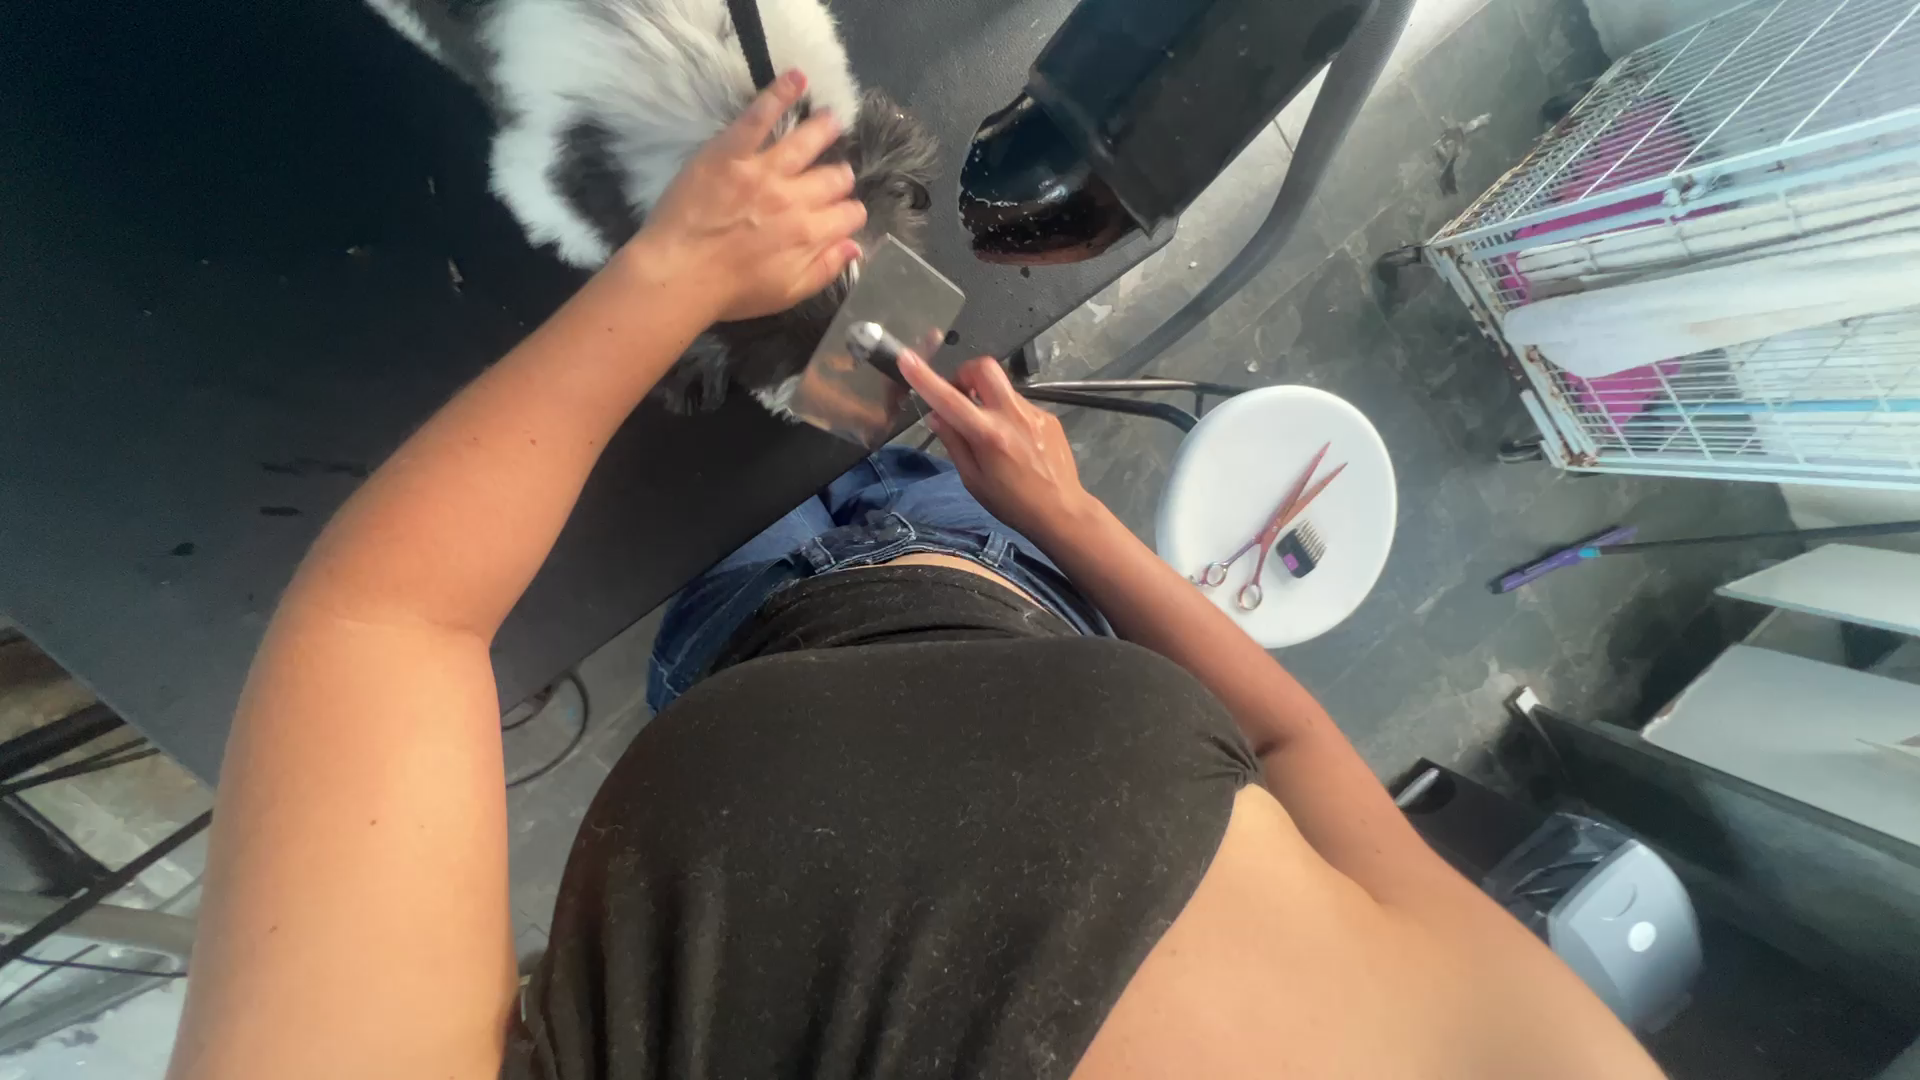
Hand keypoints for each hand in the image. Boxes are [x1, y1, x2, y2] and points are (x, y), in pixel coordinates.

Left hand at [630, 70, 866, 321]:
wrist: (680, 274)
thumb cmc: (734, 291)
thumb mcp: (789, 293)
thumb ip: (825, 269)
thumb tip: (853, 246)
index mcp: (811, 235)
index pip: (848, 215)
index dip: (852, 214)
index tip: (847, 215)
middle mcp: (795, 198)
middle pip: (833, 178)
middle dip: (841, 177)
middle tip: (838, 175)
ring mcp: (764, 169)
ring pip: (807, 141)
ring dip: (824, 130)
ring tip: (833, 121)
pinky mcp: (732, 150)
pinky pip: (761, 115)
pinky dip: (781, 94)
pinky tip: (798, 79)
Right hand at [898, 351, 1099, 543]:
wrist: (1061, 511)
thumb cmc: (1011, 504)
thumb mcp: (973, 480)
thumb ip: (954, 443)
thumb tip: (936, 416)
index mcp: (988, 435)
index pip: (948, 399)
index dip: (924, 377)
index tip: (907, 359)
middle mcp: (1012, 415)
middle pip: (984, 367)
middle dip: (966, 372)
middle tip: (961, 395)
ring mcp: (1033, 413)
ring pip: (1002, 387)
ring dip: (988, 398)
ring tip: (990, 430)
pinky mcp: (1048, 416)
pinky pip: (1019, 405)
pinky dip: (1007, 414)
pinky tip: (1014, 441)